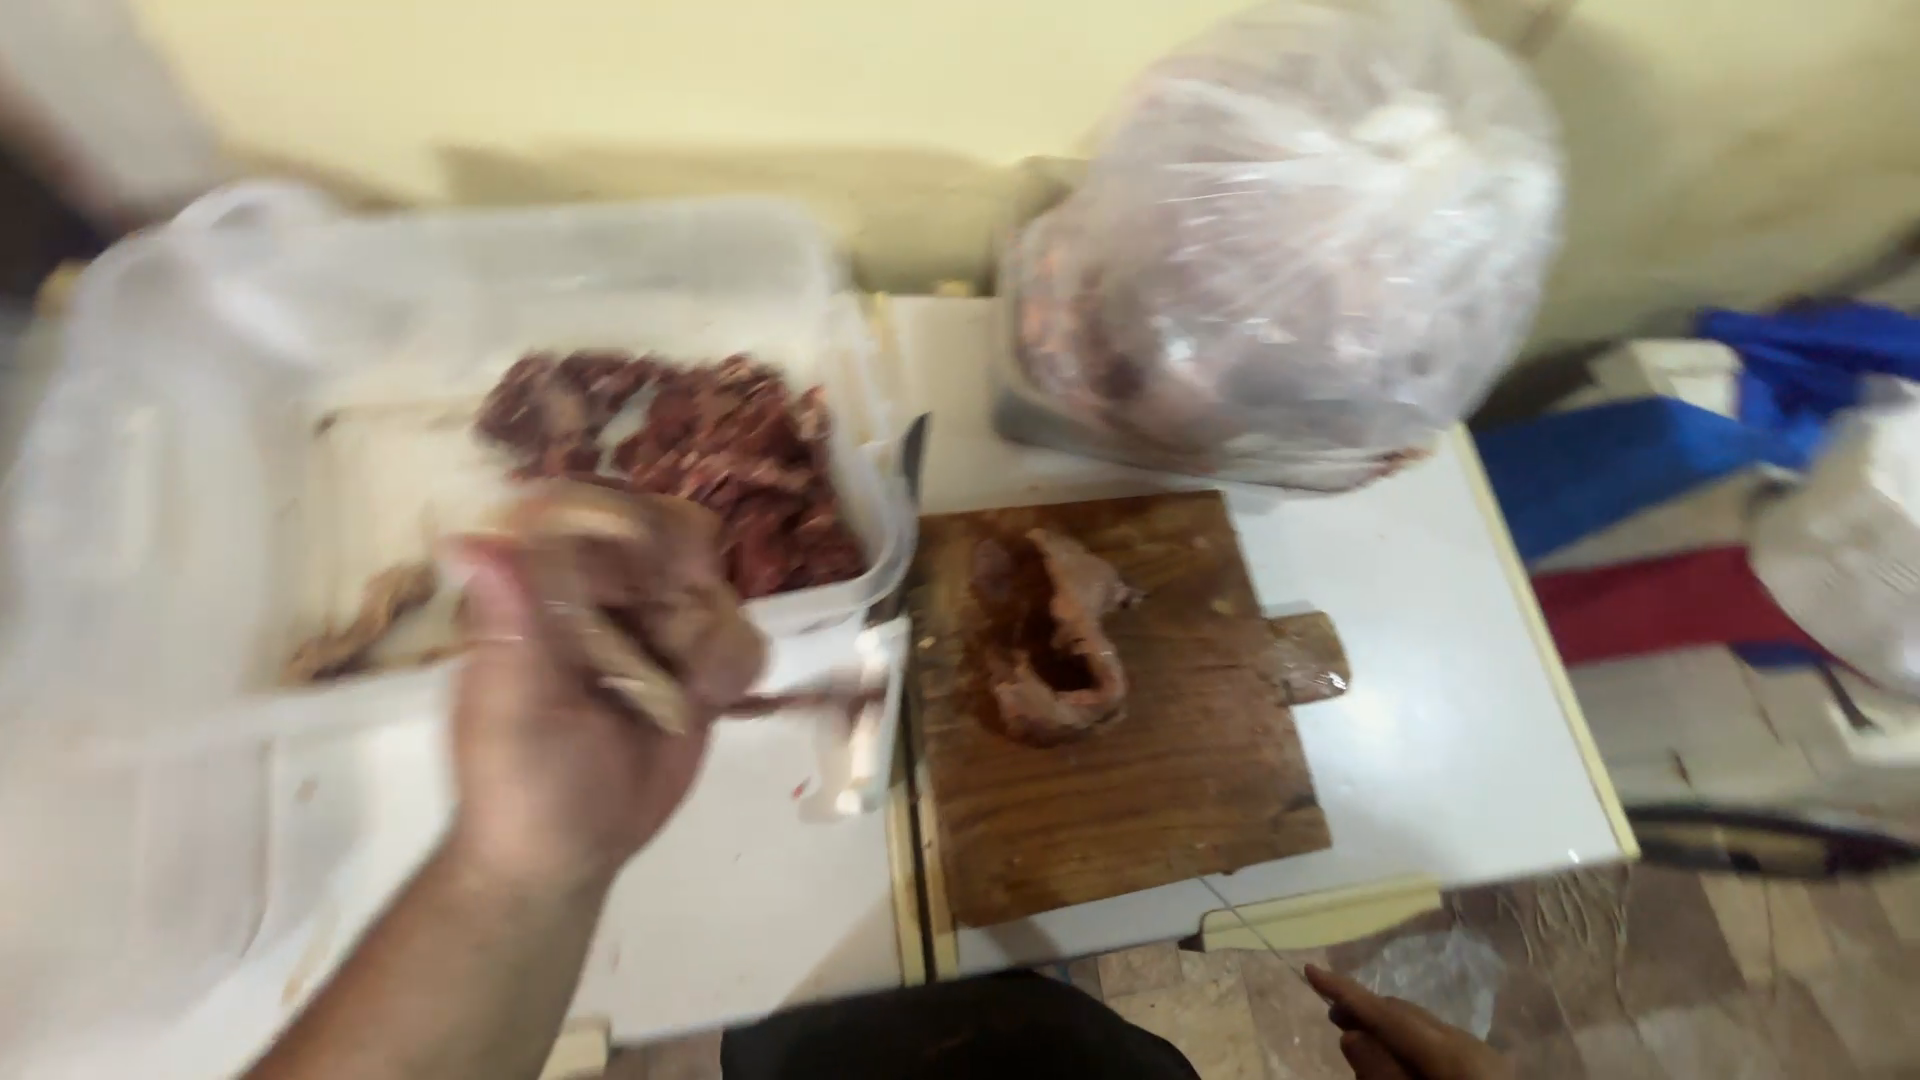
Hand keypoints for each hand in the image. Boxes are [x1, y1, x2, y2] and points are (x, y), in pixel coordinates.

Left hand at [441, 535, 712, 894]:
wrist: (571, 854)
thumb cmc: (523, 786)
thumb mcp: (513, 711)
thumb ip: (512, 628)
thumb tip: (469, 540)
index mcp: (549, 593)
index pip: (598, 514)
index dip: (639, 525)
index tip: (657, 571)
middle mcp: (608, 599)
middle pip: (676, 538)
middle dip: (690, 587)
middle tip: (676, 642)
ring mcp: (658, 631)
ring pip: (719, 590)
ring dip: (713, 639)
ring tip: (687, 691)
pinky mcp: (698, 666)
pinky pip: (742, 638)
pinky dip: (736, 667)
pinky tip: (712, 703)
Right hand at [1306, 965, 1512, 1079]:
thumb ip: (1380, 1073)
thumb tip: (1352, 1034)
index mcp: (1452, 1054)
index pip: (1386, 1012)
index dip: (1344, 990)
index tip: (1310, 969)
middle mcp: (1472, 1047)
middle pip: (1405, 1015)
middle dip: (1367, 1014)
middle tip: (1334, 1020)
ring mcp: (1489, 1063)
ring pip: (1423, 1030)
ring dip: (1390, 1034)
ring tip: (1366, 1049)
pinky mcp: (1495, 1078)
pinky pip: (1442, 1049)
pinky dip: (1414, 1051)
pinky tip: (1404, 1069)